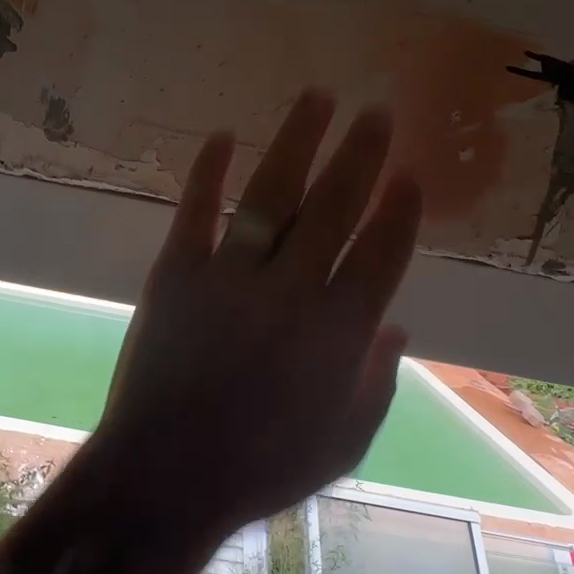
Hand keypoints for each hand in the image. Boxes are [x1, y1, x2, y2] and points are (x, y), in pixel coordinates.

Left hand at [82, 90, 422, 536]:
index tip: (409, 173)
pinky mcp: (176, 274)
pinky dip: (207, 171)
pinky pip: (196, 211)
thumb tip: (398, 328)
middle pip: (336, 207)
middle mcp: (291, 291)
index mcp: (339, 334)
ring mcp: (229, 277)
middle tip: (375, 112)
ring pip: (272, 194)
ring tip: (317, 97)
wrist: (164, 475)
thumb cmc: (259, 470)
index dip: (399, 210)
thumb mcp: (340, 444)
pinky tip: (221, 135)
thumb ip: (375, 384)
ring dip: (297, 141)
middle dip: (360, 155)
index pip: (381, 254)